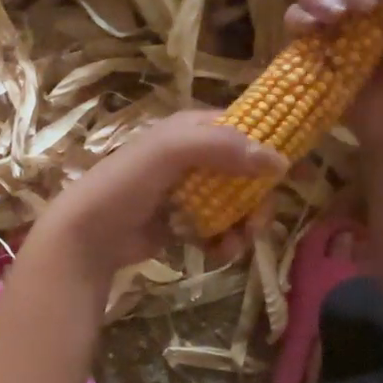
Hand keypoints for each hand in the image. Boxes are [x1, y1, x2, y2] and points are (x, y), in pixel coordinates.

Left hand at [28, 110, 286, 276]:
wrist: (87, 236)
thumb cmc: (124, 184)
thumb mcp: (168, 153)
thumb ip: (220, 148)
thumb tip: (278, 160)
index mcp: (191, 129)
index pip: (245, 128)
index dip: (272, 146)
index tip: (295, 173)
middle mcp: (194, 157)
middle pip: (247, 174)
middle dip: (258, 201)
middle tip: (257, 224)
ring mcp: (189, 192)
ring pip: (237, 206)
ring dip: (243, 227)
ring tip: (233, 245)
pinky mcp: (184, 224)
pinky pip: (219, 230)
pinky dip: (224, 243)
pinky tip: (216, 253)